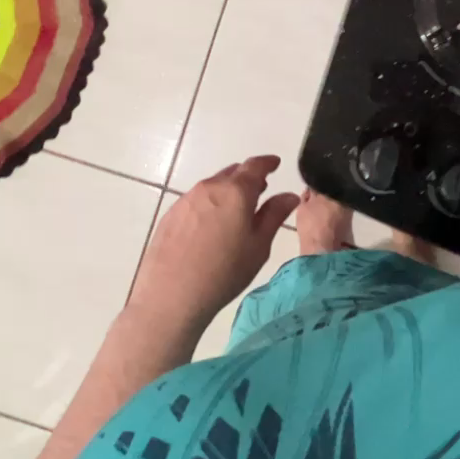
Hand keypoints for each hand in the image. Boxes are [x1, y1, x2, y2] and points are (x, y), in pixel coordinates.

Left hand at [127, 156, 300, 331]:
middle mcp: (210, 187)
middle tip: (259, 190)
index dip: (267, 163)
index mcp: (236, 191)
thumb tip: (289, 195)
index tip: (275, 164)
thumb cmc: (224, 272)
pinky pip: (195, 201)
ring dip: (227, 192)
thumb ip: (274, 215)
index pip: (255, 166)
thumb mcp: (258, 246)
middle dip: (247, 178)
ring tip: (234, 211)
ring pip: (212, 187)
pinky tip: (209, 228)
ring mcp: (186, 200)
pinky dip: (208, 205)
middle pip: (232, 173)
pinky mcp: (170, 215)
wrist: (171, 296)